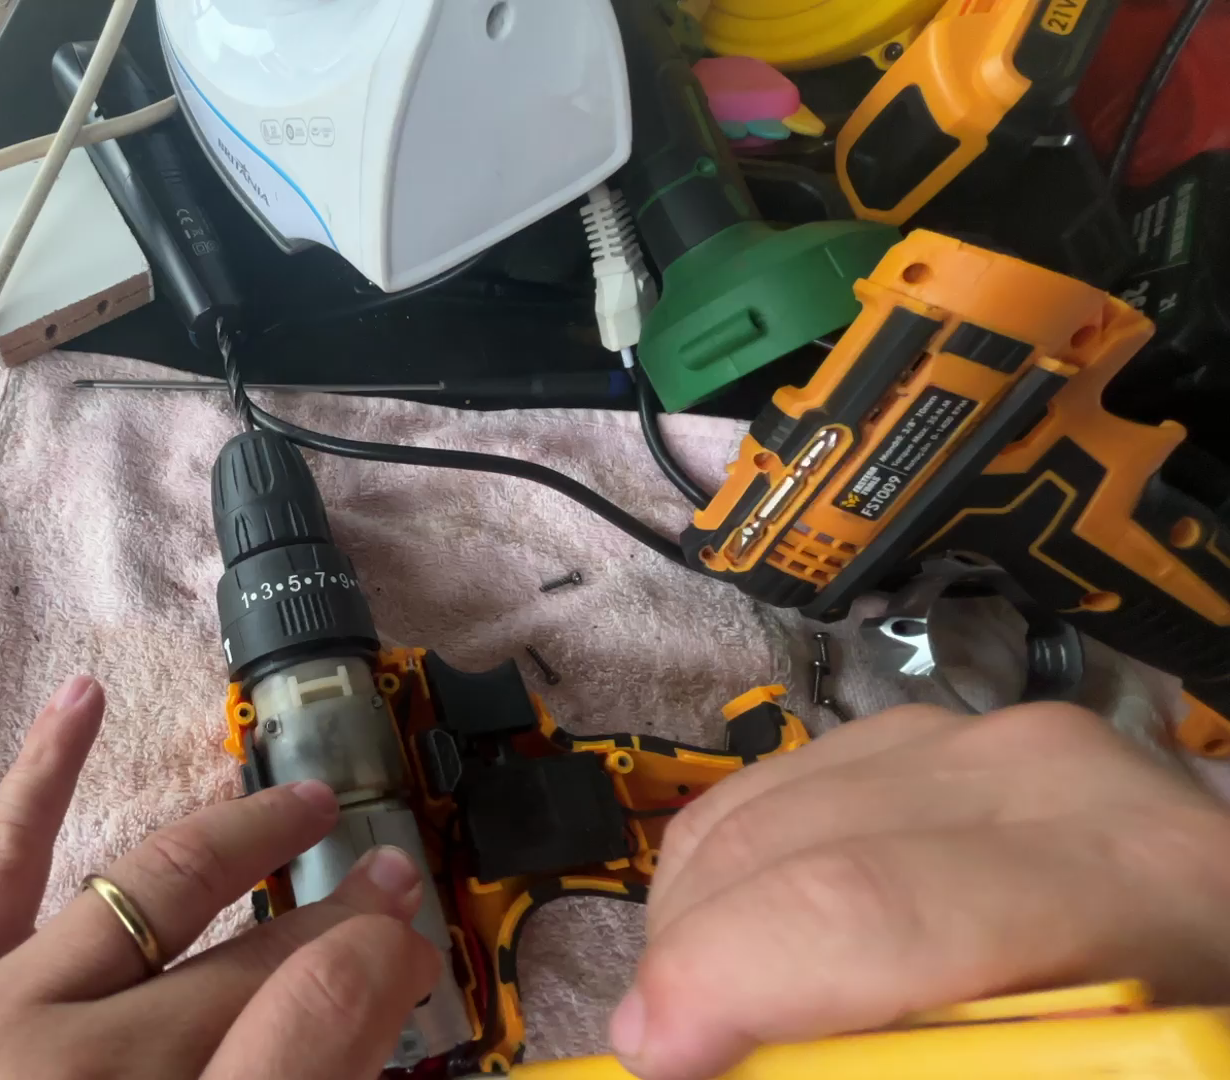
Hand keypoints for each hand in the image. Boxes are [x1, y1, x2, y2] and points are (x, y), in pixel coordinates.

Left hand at [0, 675, 440, 1079]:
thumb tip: (356, 1002)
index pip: (309, 1037)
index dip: (376, 977)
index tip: (415, 937)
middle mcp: (80, 1076)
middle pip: (242, 967)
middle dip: (332, 919)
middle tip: (389, 873)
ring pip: (149, 890)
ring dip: (241, 836)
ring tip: (305, 798)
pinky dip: (44, 768)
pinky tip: (84, 696)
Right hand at [612, 701, 1229, 1079]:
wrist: (1222, 941)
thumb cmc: (1191, 1051)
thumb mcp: (1103, 1077)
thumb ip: (903, 1066)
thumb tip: (738, 1064)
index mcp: (1131, 873)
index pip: (862, 904)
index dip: (727, 974)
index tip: (653, 1060)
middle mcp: (1022, 766)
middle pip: (781, 848)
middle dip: (688, 955)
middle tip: (658, 1050)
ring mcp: (947, 733)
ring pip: (746, 813)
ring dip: (690, 914)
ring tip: (700, 999)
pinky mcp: (892, 731)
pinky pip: (752, 793)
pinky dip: (713, 870)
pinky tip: (729, 930)